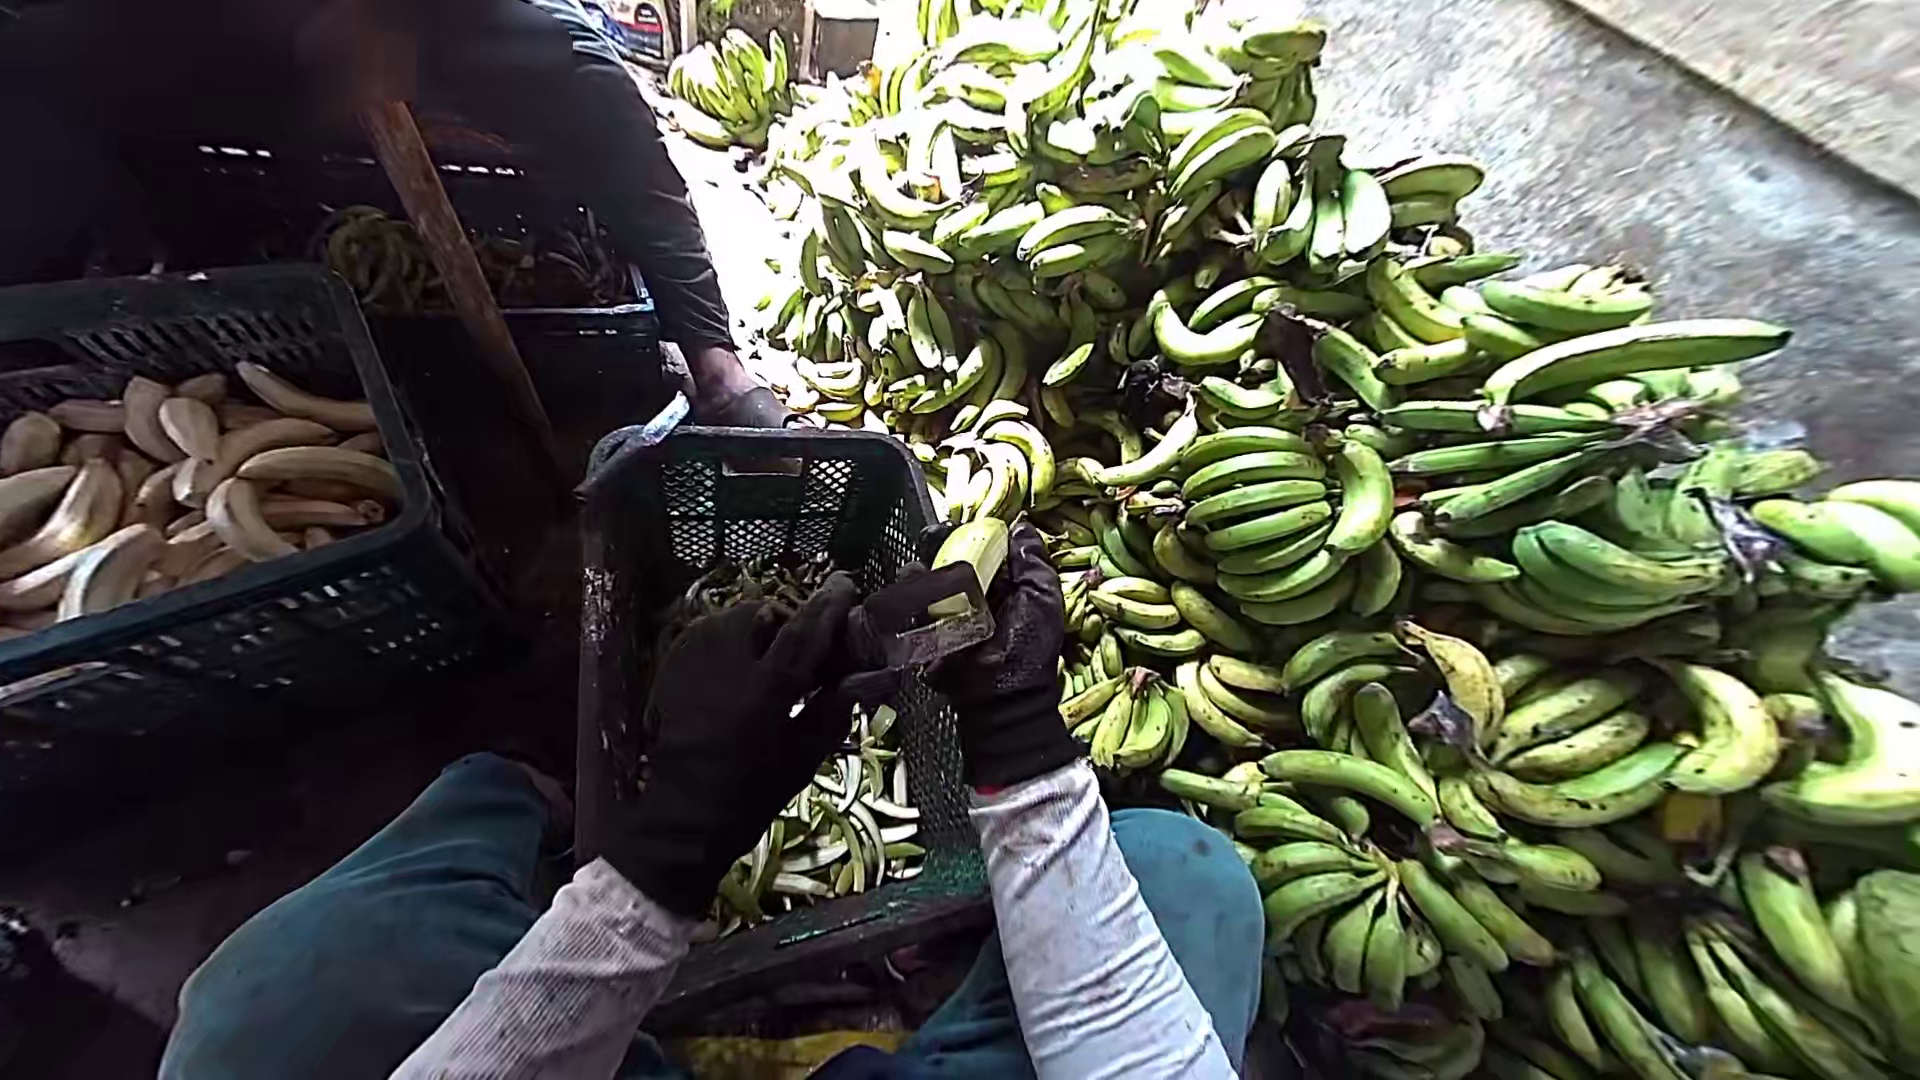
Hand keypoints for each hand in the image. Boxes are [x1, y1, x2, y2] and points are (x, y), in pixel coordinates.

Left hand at [604, 572, 858, 916]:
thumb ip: (836, 708)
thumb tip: (873, 677)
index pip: (803, 632)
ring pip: (729, 618)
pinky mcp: (669, 673)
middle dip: (787, 616)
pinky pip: (702, 633)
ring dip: (756, 624)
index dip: (828, 605)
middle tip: (801, 635)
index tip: (845, 584)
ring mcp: (692, 668)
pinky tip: (734, 653)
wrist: (685, 820)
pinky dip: (724, 633)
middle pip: (762, 615)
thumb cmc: (753, 793)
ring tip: (767, 646)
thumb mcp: (805, 756)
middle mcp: (727, 669)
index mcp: (766, 692)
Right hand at [924, 522, 1079, 789]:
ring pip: (931, 571)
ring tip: (925, 558)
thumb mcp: (1043, 597)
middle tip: (940, 535)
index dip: (979, 531)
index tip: (969, 523)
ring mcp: (950, 606)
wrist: (1000, 697)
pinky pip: (914, 597)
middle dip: (945, 541)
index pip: (988, 545)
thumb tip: (1020, 525)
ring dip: (926, 561)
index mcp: (1005, 581)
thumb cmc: (1029, 647)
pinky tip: (913, 577)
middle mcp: (976, 589)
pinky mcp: (928, 623)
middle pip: (954, 553)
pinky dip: (911, 585)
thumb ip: (1033, 561)